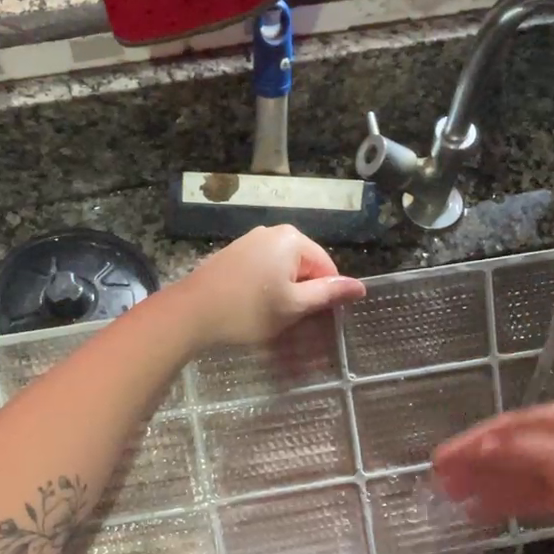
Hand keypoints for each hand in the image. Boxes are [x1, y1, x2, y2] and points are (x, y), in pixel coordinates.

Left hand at [170, 225, 366, 346]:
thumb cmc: (249, 311)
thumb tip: (360, 287)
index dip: (325, 296)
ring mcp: (251, 241)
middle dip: (303, 294)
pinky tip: (254, 309)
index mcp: (293, 239)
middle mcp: (273, 231)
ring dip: (284, 294)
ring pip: (283, 271)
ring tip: (271, 318)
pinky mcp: (234, 255)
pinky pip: (263, 271)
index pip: (327, 268)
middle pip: (305, 266)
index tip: (313, 320)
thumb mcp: (294, 306)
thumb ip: (328, 294)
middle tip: (291, 322)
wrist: (193, 312)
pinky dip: (265, 290)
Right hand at [432, 402, 553, 552]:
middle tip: (438, 482)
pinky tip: (479, 514)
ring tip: (451, 500)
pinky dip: (501, 505)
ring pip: (510, 477)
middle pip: (503, 452)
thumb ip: (521, 451)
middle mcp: (553, 444)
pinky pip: (523, 499)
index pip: (503, 429)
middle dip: (471, 465)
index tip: (441, 459)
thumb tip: (478, 449)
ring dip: (481, 486)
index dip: (470, 443)